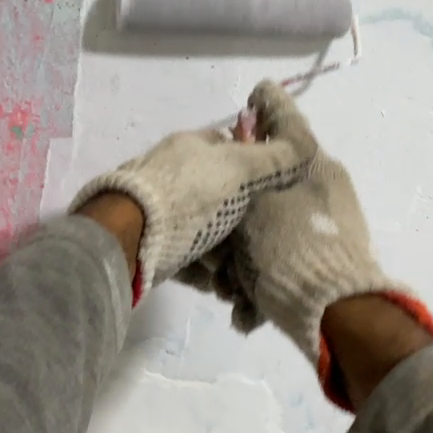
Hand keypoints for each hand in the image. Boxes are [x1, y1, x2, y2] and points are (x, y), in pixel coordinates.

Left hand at [69, 81, 317, 300]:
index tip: (276, 193)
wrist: (130, 237)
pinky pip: (187, 258)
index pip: (230, 148)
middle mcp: (173, 176)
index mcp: (190, 148)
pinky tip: (219, 286)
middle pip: (221, 197)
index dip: (257, 166)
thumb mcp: (238, 168)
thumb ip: (273, 158)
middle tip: (264, 245)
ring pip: (205, 232)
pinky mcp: (151, 247)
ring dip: (226, 254)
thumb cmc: (188, 195)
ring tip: (244, 275)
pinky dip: (204, 272)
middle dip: (244, 223)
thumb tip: (302, 145)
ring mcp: (159, 213)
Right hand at [177, 85, 421, 367]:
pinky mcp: (329, 260)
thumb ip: (243, 166)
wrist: (333, 310)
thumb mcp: (251, 200)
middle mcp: (323, 186)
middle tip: (215, 230)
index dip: (267, 104)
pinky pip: (284, 258)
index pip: (285, 118)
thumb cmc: (285, 247)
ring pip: (270, 228)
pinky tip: (248, 306)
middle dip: (236, 213)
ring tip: (230, 289)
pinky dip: (262, 279)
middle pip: (268, 184)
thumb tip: (242, 136)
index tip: (254, 93)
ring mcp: (329, 224)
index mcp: (311, 162)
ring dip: (243, 257)